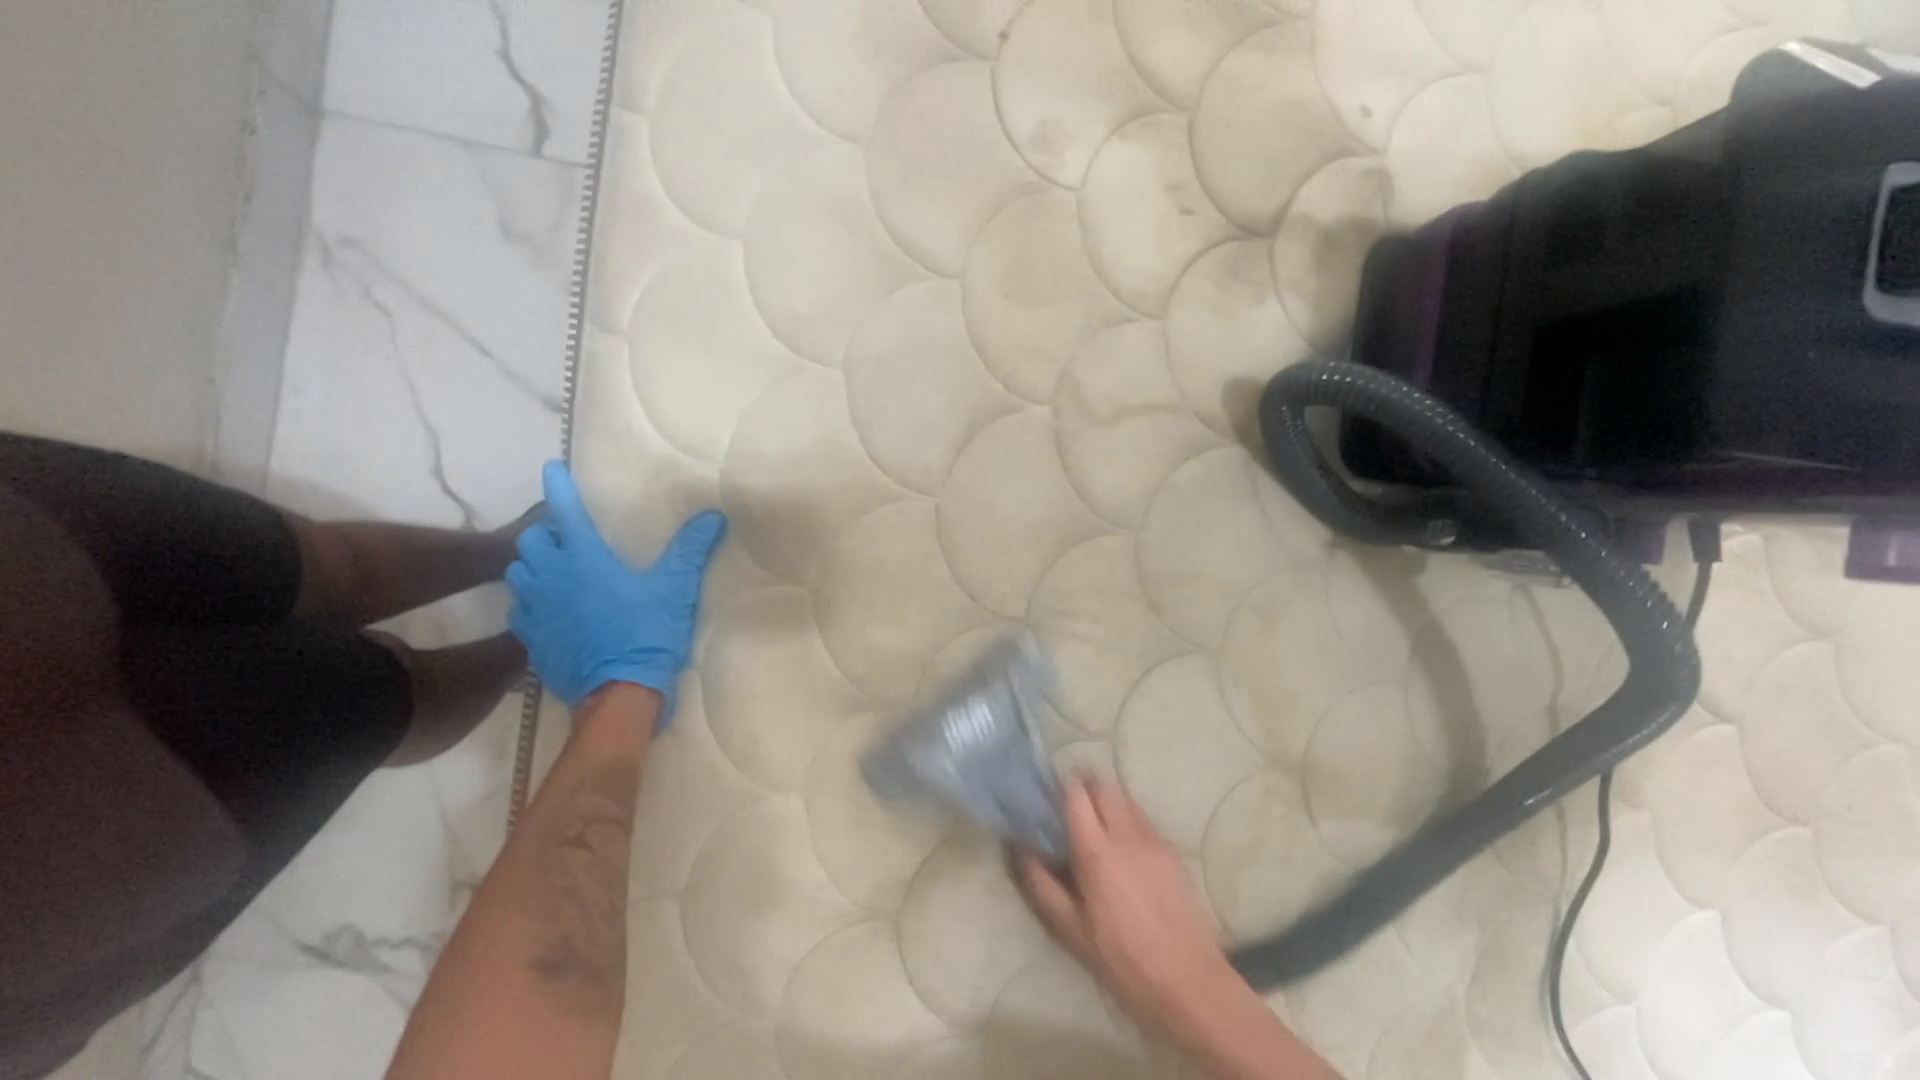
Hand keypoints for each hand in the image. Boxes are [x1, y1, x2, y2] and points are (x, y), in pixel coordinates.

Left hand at [506, 462, 725, 717]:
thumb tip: (712, 516)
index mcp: (583, 558)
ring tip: (557, 574)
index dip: (557, 486)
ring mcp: (535, 610)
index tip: (553, 469)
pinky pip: (521, 612)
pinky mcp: (530, 640)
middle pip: (530, 541)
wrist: (618, 694)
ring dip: (534, 568)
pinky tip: (552, 613)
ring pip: (519, 575)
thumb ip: (689, 550)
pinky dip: (532, 603)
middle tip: (568, 540)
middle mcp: (550, 577)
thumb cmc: (647, 634)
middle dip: (545, 535)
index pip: (563, 510)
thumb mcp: (675, 590)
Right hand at [1015, 775, 1235, 1038]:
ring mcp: (1155, 841)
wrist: (1186, 980)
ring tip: (1093, 823)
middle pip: (1104, 786)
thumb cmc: (1120, 958)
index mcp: (1097, 851)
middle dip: (1084, 785)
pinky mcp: (1173, 853)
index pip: (1077, 795)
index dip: (1059, 786)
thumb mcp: (1070, 928)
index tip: (1045, 793)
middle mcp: (1127, 835)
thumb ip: (1040, 883)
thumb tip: (1020, 846)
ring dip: (1107, 799)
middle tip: (1067, 804)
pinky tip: (1121, 847)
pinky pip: (1144, 820)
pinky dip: (1127, 818)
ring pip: (1126, 799)